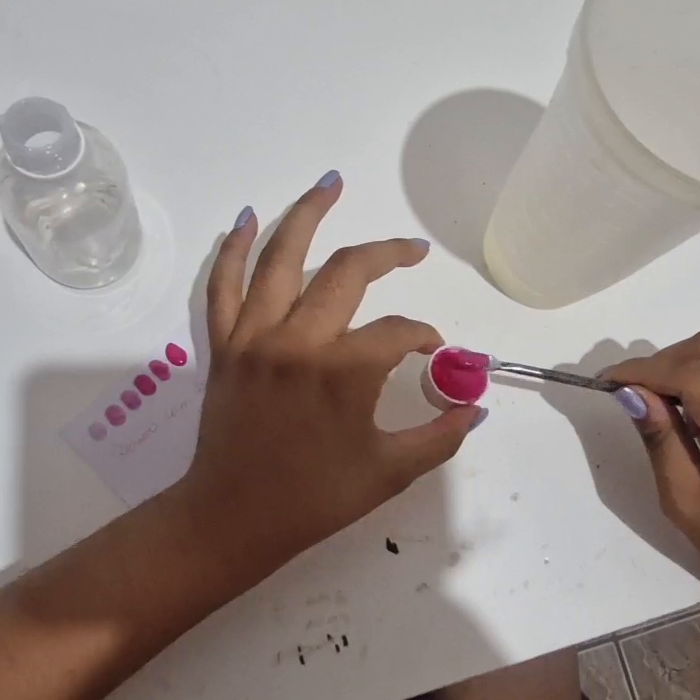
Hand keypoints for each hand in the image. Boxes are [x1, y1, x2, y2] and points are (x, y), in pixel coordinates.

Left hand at [169, 171, 484, 565]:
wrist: (234, 517)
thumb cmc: (314, 499)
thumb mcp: (390, 472)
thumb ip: (440, 436)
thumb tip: (477, 407)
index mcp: (344, 371)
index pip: (400, 331)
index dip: (426, 336)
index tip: (435, 352)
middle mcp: (299, 340)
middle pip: (347, 272)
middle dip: (387, 254)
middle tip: (413, 250)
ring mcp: (255, 337)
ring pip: (279, 258)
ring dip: (306, 214)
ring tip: (331, 182)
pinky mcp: (224, 345)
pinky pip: (222, 286)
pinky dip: (232, 249)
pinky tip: (245, 217)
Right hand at [602, 328, 699, 597]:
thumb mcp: (686, 505)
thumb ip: (661, 443)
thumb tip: (632, 394)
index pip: (696, 377)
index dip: (646, 370)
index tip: (610, 382)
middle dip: (666, 360)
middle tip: (640, 393)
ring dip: (689, 359)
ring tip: (668, 399)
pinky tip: (699, 405)